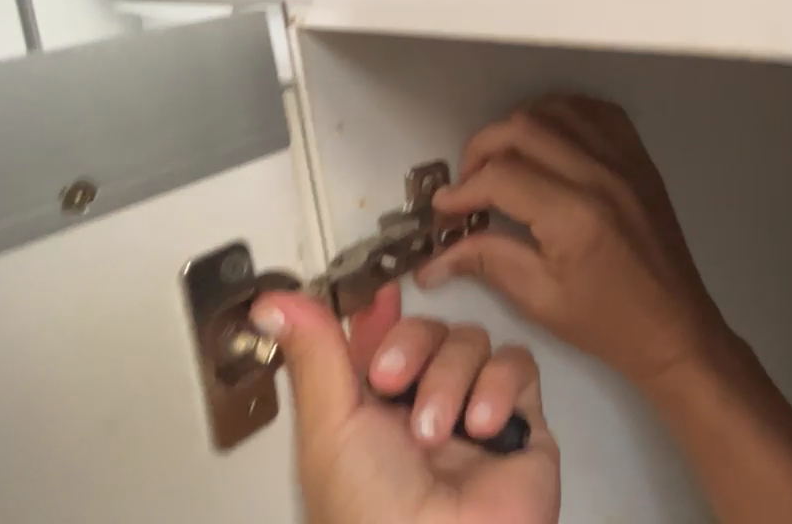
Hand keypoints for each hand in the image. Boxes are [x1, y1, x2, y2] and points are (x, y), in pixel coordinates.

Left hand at [251, 284, 559, 523]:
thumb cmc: (372, 515)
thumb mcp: (331, 431)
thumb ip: (317, 357)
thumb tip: (272, 304)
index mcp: (370, 412)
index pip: (377, 341)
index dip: (379, 314)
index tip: (379, 291)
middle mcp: (421, 405)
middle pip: (429, 329)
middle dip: (413, 347)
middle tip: (393, 383)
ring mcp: (472, 408)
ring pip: (472, 341)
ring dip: (452, 379)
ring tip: (440, 432)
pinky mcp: (519, 415)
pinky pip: (517, 363)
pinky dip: (499, 387)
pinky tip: (482, 427)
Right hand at [419, 94, 729, 388]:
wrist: (673, 322)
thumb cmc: (607, 321)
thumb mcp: (540, 300)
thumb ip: (488, 261)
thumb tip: (433, 255)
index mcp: (574, 215)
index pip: (501, 176)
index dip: (462, 191)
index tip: (444, 211)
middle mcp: (600, 174)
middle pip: (524, 127)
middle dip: (482, 149)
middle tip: (469, 183)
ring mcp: (625, 159)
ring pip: (558, 109)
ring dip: (520, 125)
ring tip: (504, 160)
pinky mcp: (639, 157)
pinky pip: (598, 111)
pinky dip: (565, 114)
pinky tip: (548, 139)